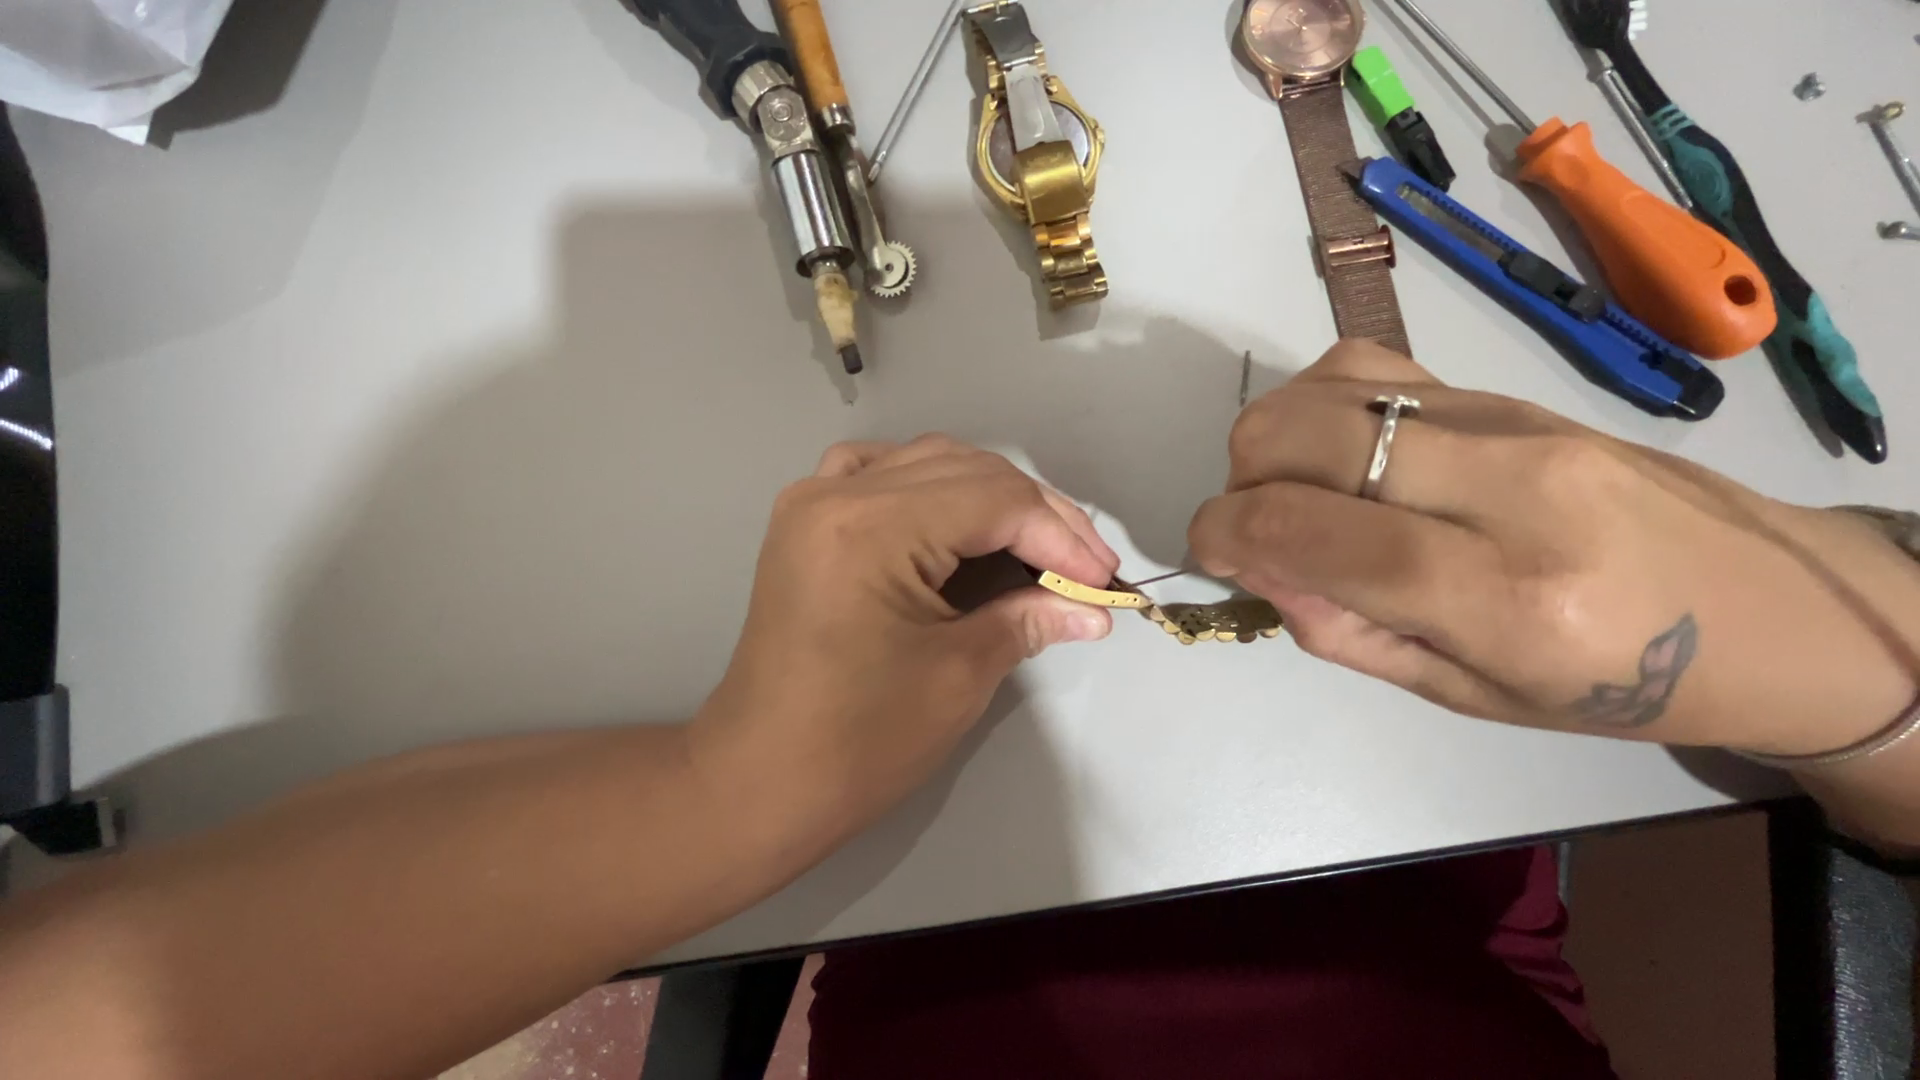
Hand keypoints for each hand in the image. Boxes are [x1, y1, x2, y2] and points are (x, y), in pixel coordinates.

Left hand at [691, 435, 1118, 849]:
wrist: (761, 777)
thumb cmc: (860, 741)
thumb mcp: (958, 676)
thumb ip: (1028, 620)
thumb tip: (1093, 608)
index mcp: (871, 528)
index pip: (994, 500)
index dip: (1061, 535)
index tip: (1104, 579)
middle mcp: (837, 494)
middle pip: (966, 471)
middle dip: (1036, 515)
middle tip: (1085, 566)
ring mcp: (813, 501)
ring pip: (926, 463)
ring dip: (989, 496)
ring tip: (1038, 543)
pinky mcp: (806, 522)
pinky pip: (879, 474)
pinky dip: (929, 487)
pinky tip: (956, 517)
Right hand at [1189, 341, 1919, 756]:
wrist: (1775, 610)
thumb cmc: (1614, 685)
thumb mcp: (1465, 693)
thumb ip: (1343, 629)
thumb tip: (1255, 564)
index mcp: (1504, 596)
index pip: (1312, 532)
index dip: (1225, 534)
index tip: (1209, 551)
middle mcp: (1506, 486)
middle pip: (1300, 435)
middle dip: (1238, 481)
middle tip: (1258, 528)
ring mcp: (1510, 420)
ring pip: (1323, 387)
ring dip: (1272, 440)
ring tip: (1297, 492)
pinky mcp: (1508, 389)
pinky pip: (1369, 366)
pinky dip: (1318, 404)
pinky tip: (1338, 450)